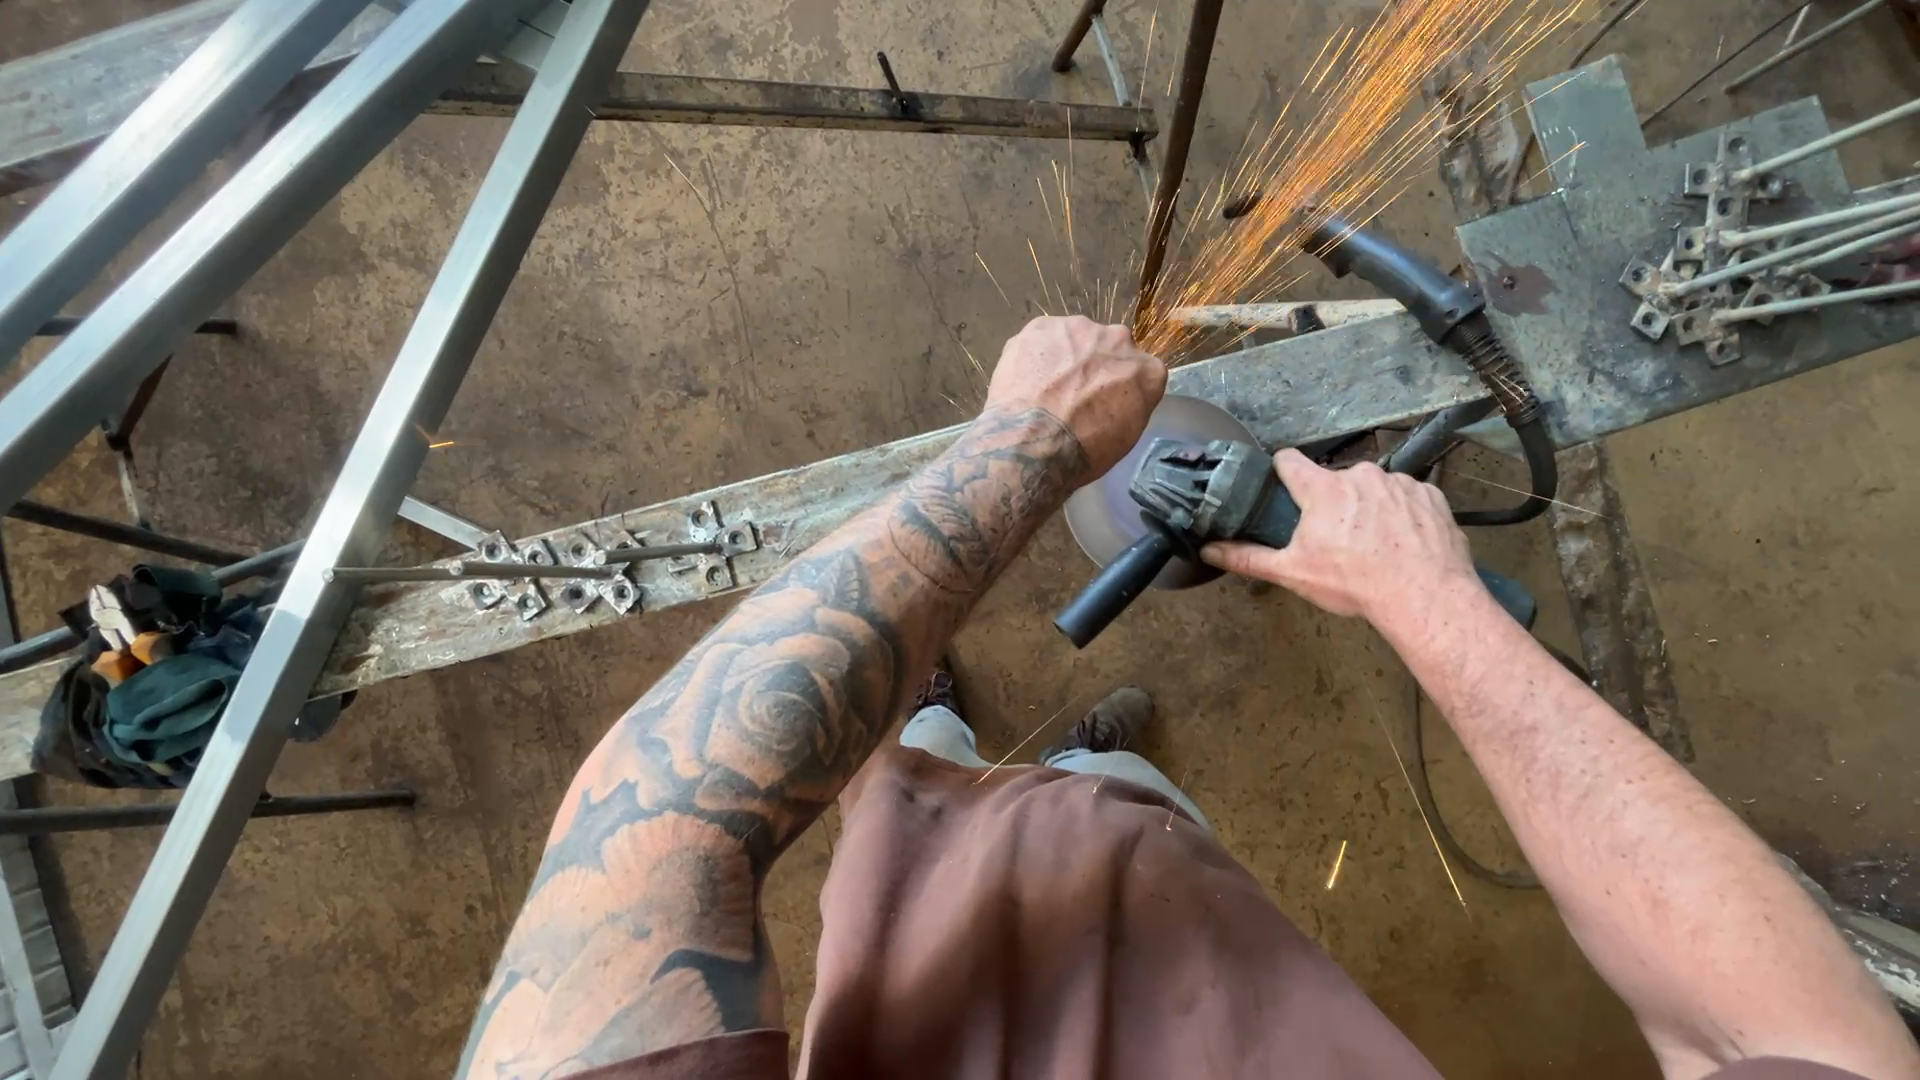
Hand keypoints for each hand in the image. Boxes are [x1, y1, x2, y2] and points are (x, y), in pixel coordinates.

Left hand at [984, 316, 1165, 479]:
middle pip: (1107, 349)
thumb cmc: (1082, 451)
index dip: (1118, 388)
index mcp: (1148, 371)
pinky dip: (1033, 355)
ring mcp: (1079, 328)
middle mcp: (1119, 340)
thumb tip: (1114, 397)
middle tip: (1071, 395)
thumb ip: (1129, 405)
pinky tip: (1024, 380)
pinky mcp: (1041, 326)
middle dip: (1092, 367)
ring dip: (1063, 358)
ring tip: (1043, 389)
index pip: (1140, 373)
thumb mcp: (1124, 437)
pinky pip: (1040, 339)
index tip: (1103, 403)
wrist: (1032, 442)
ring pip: (1073, 340)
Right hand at [1200, 449, 1479, 623]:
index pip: (1288, 460)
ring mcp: (1399, 483)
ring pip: (1371, 488)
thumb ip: (1247, 557)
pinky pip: (1406, 497)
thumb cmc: (1356, 583)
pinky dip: (1400, 514)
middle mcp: (1360, 475)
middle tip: (1334, 538)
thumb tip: (1209, 550)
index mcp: (1323, 489)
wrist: (1425, 596)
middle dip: (1330, 502)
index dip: (1281, 472)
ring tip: (1372, 544)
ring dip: (1367, 507)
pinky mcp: (1430, 495)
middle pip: (1333, 480)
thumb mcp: (1293, 573)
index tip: (1283, 489)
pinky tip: (1400, 542)